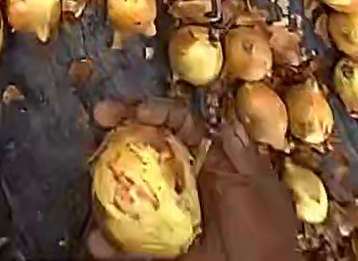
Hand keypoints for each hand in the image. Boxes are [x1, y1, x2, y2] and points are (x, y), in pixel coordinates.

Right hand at [87, 117, 298, 260]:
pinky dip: (113, 244)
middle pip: (150, 144)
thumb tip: (225, 120)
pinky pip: (133, 244)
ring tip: (89, 171)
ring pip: (135, 187)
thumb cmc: (268, 245)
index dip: (156, 110)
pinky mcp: (165, 250)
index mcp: (213, 162)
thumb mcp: (260, 194)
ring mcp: (173, 214)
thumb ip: (242, 158)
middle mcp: (188, 181)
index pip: (179, 123)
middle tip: (100, 118)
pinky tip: (96, 241)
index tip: (134, 111)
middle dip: (122, 128)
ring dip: (108, 178)